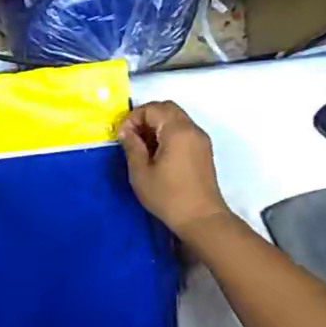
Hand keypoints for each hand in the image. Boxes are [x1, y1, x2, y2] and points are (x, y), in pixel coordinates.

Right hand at [118, 101, 232, 235]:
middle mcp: (192, 129)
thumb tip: (127, 132)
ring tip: (141, 145)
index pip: (153, 108)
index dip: (133, 118)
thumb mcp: (140, 172)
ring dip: (156, 125)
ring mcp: (200, 139)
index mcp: (177, 131)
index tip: (122, 136)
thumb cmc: (167, 196)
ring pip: (176, 118)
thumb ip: (132, 146)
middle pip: (167, 108)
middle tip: (131, 136)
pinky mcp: (203, 150)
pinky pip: (183, 130)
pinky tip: (156, 153)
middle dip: (145, 117)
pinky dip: (167, 133)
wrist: (201, 218)